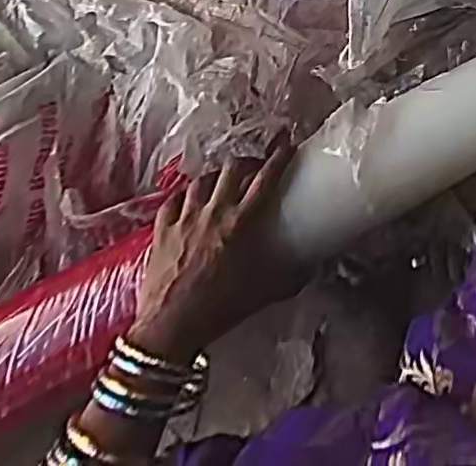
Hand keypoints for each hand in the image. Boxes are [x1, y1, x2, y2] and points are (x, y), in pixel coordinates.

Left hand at [130, 140, 300, 356]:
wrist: (170, 328)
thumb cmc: (221, 308)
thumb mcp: (265, 292)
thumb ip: (291, 276)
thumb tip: (314, 268)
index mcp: (242, 222)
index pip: (266, 178)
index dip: (279, 158)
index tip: (287, 146)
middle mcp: (214, 212)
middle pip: (232, 169)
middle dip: (246, 162)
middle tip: (253, 168)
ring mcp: (185, 219)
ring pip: (201, 181)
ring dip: (215, 177)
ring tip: (221, 181)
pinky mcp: (161, 231)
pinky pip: (172, 201)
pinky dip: (182, 196)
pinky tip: (188, 200)